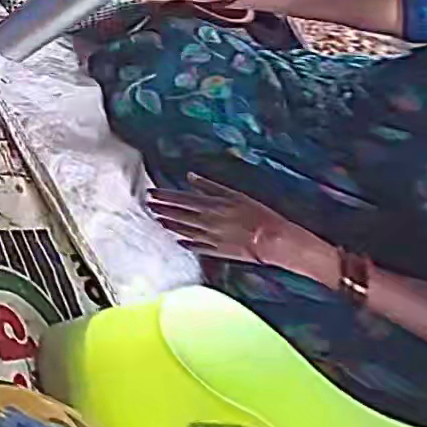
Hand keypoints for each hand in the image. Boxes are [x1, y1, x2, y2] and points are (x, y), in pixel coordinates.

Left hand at [147, 174, 338, 285]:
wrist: (278, 242)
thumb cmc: (260, 215)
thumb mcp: (235, 195)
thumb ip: (210, 186)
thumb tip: (189, 176)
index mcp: (209, 206)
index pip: (179, 199)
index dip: (163, 196)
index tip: (150, 193)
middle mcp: (205, 221)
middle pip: (178, 214)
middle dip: (161, 209)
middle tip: (148, 205)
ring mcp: (211, 237)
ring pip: (184, 230)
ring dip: (169, 224)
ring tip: (158, 220)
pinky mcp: (219, 251)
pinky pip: (199, 247)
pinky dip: (187, 243)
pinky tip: (179, 241)